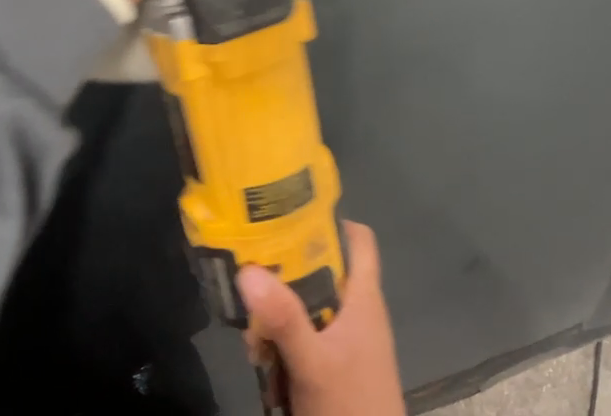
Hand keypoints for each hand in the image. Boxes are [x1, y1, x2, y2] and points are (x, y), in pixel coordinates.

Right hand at [240, 222, 405, 415]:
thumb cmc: (351, 407)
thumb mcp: (313, 363)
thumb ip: (283, 318)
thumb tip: (247, 269)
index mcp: (364, 299)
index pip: (358, 240)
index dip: (329, 220)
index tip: (288, 213)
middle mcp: (356, 312)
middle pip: (322, 268)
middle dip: (285, 270)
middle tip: (250, 270)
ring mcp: (345, 340)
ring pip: (307, 303)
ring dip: (278, 311)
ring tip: (251, 326)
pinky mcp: (333, 363)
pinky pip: (303, 334)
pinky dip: (281, 338)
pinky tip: (261, 354)